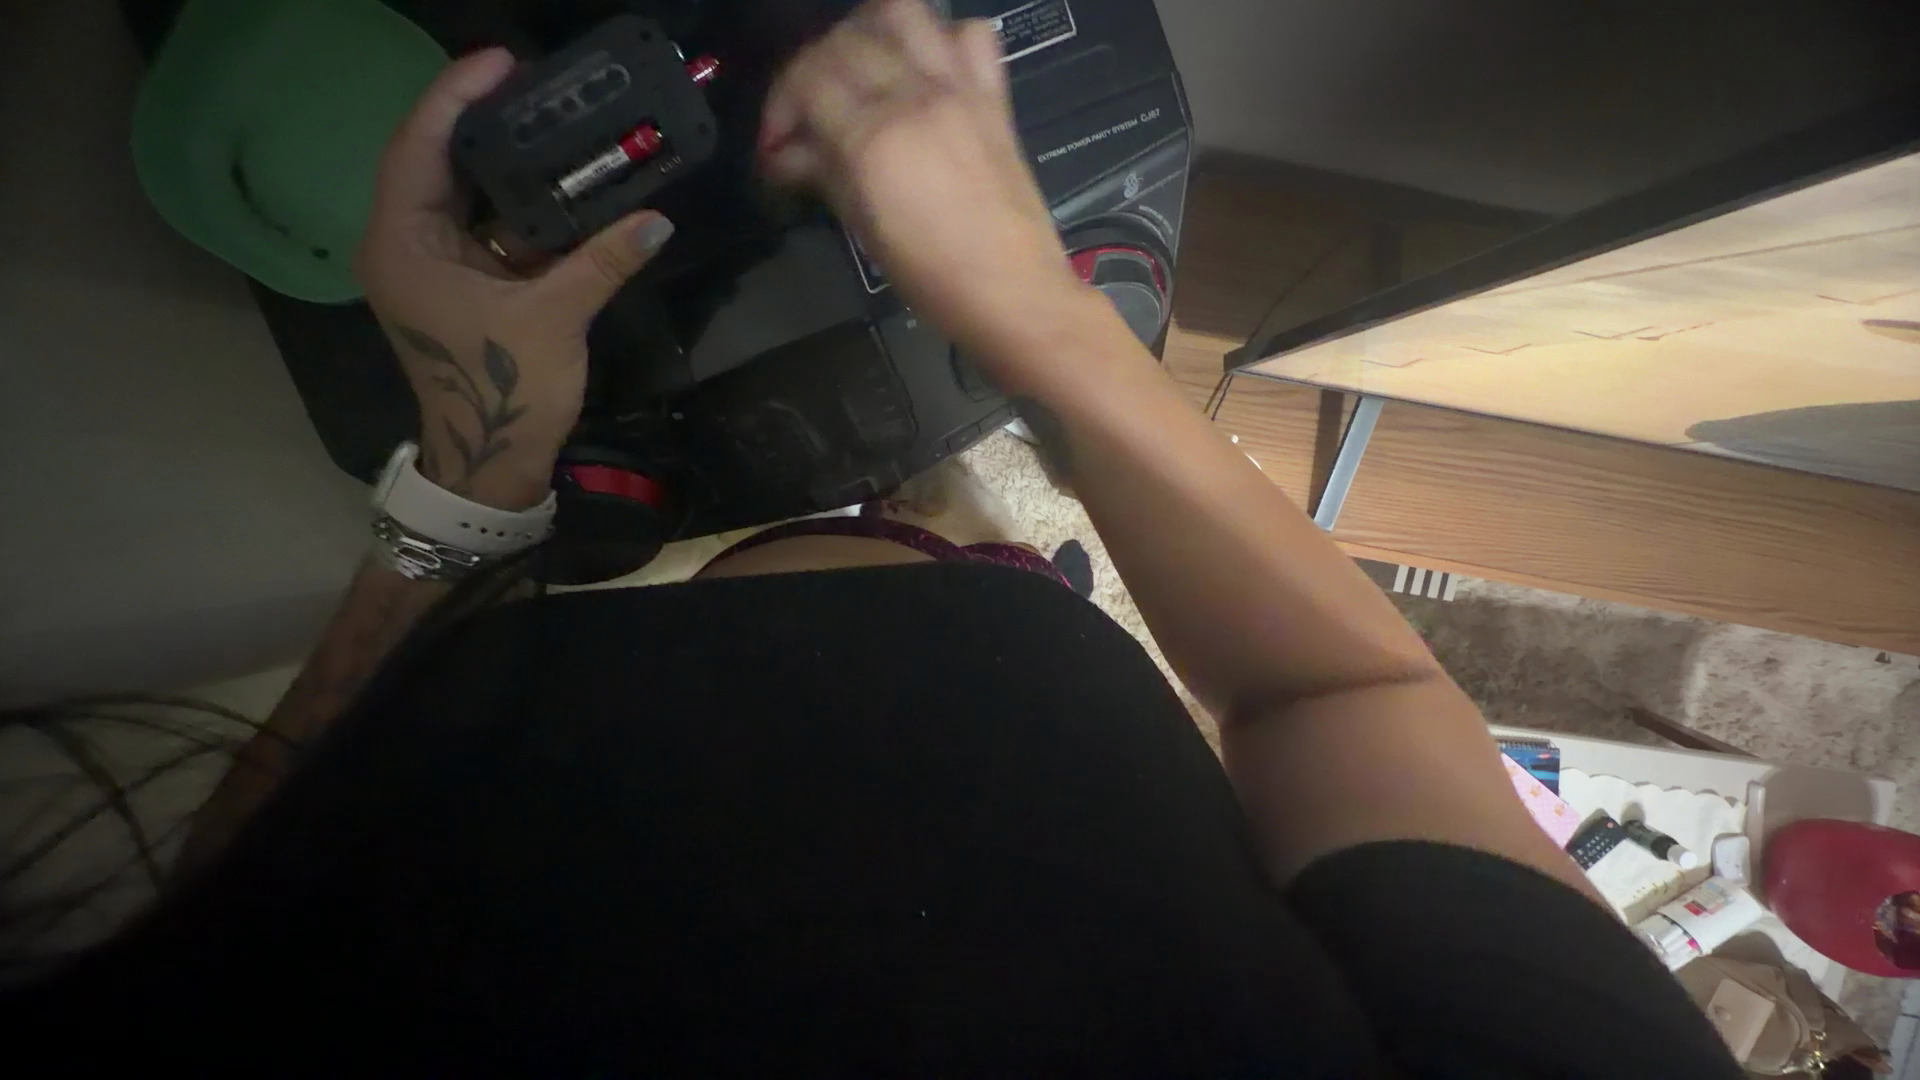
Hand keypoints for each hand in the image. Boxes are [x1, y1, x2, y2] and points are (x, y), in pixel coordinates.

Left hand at [356, 49, 678, 509]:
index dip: (455, 98)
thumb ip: (603, 263)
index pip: (419, 147)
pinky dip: (524, 219)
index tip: (500, 62)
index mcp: (404, 243)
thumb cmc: (506, 389)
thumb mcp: (555, 319)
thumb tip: (658, 222)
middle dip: (485, 129)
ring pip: (468, 204)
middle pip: (439, 167)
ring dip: (509, 175)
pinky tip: (563, 199)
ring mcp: (435, 271)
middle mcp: (407, 246)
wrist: (495, 460)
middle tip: (535, 93)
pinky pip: (491, 238)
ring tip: (555, 136)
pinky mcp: (464, 292)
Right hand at [760, 0, 1097, 364]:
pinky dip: (944, 40)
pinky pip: (972, 35)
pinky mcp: (994, 99)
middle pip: (844, 43)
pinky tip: (928, 73)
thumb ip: (827, 178)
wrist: (1016, 296)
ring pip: (902, 14)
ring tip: (859, 71)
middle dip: (810, 72)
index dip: (779, 107)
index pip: (807, 82)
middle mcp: (914, 98)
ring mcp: (959, 91)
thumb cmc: (936, 282)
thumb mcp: (868, 235)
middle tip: (808, 117)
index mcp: (874, 140)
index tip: (776, 145)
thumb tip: (785, 156)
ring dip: (868, 31)